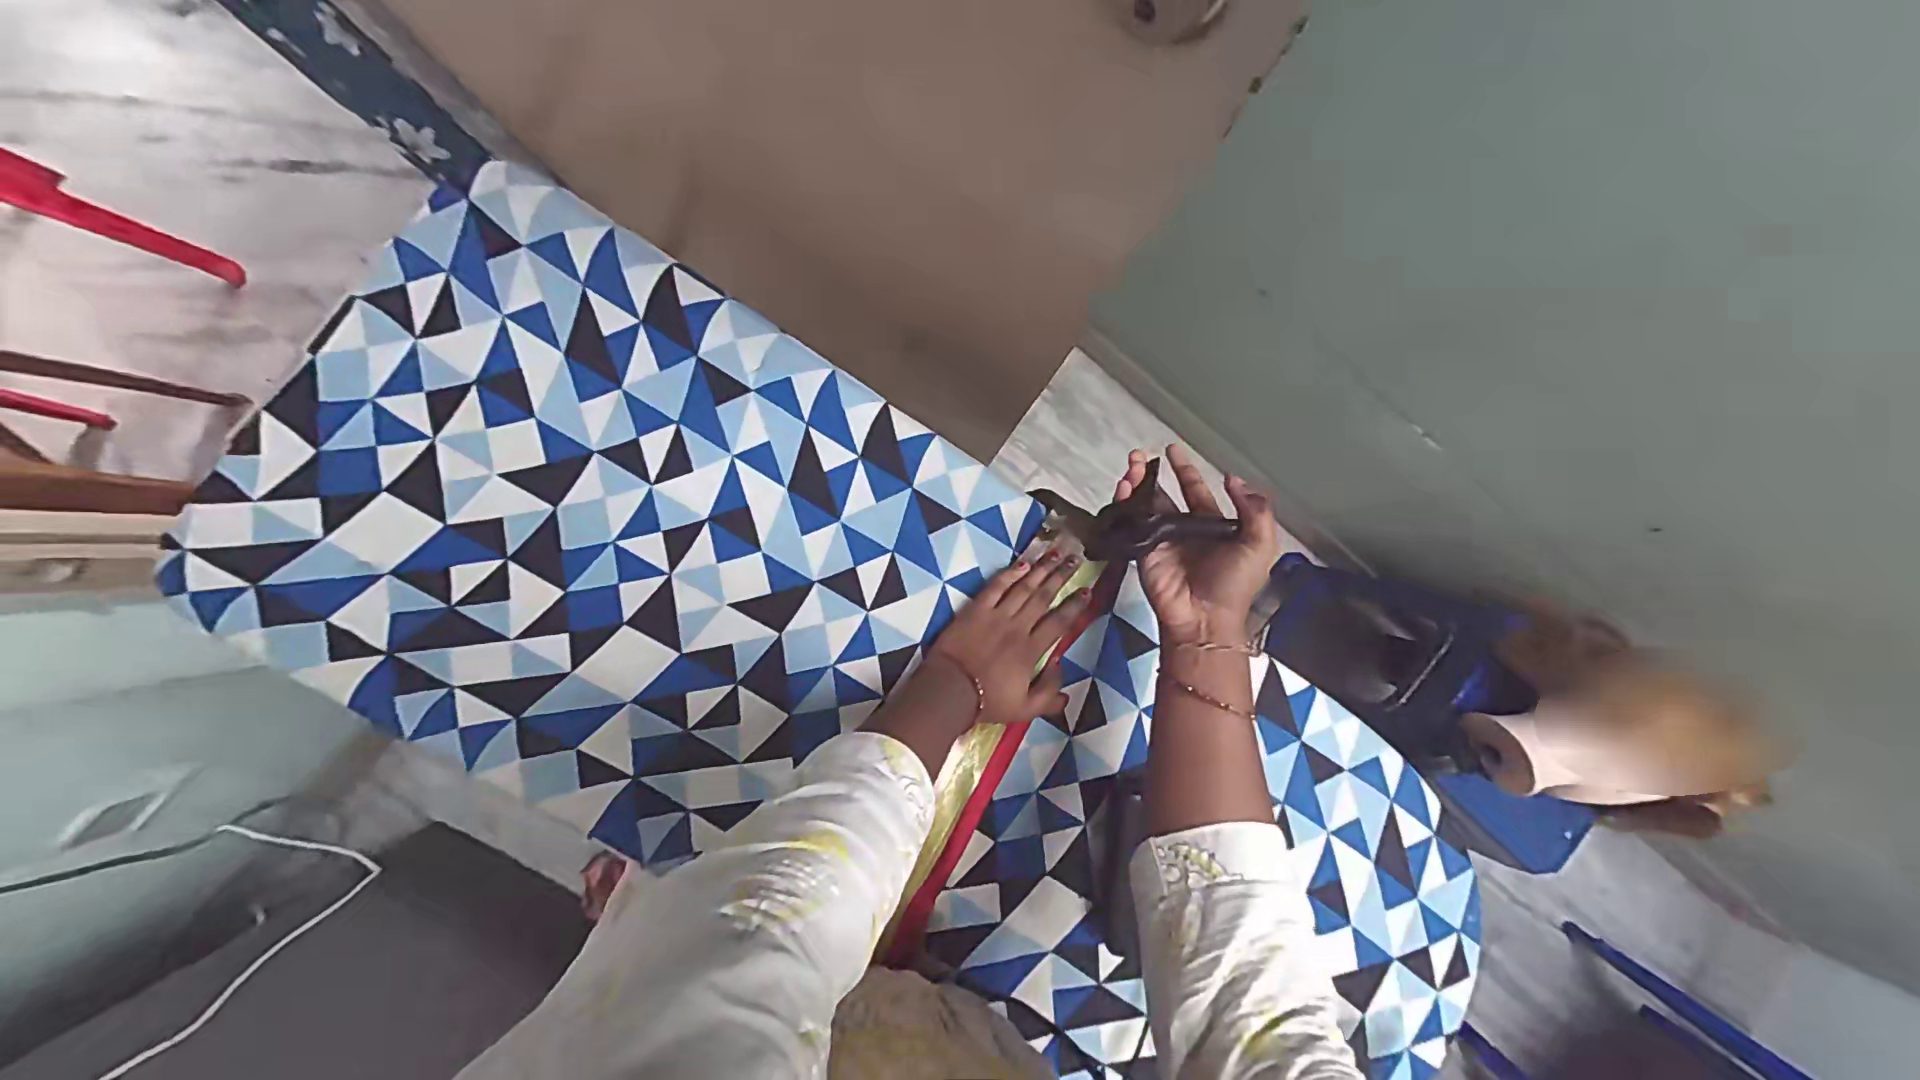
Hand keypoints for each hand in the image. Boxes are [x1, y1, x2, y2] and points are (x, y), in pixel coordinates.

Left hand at [924, 547, 1088, 724]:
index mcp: (1031, 650)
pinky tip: (1022, 563)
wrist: (949, 690)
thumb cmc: (987, 702)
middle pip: (1043, 597)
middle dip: (1061, 576)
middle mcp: (1017, 627)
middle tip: (1075, 559)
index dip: (1075, 605)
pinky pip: (995, 587)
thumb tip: (1061, 670)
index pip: (1059, 622)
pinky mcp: (975, 610)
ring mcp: (995, 616)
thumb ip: (1049, 695)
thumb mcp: (1025, 709)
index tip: (1087, 590)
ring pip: (1023, 587)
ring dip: (1041, 570)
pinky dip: (1009, 574)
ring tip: (1055, 554)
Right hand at [1115, 444, 1280, 646]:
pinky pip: (1131, 522)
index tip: (1175, 451)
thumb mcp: (1259, 545)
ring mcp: (1160, 539)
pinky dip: (1125, 503)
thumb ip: (1254, 510)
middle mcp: (1183, 529)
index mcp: (1212, 526)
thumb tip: (1233, 479)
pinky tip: (1123, 488)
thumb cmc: (1234, 584)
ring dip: (1135, 482)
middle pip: (1164, 493)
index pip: (1196, 491)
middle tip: (1141, 454)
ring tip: (1130, 465)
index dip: (1186, 472)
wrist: (1204, 617)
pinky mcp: (1142, 550)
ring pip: (1144, 504)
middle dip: (1153, 472)